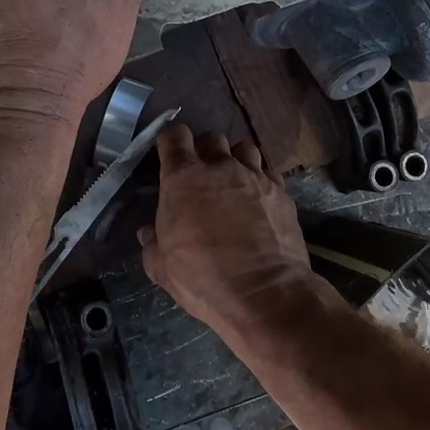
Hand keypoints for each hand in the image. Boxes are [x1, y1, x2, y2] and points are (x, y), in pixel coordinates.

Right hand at [139, 126, 317, 333]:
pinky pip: (268, 171)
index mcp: (184, 178)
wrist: (264, 293)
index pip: (174, 136)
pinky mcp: (281, 192)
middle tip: (202, 175)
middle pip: (211, 139)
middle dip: (205, 151)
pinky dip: (261, 178)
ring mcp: (254, 176)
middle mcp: (220, 167)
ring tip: (234, 181)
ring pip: (244, 148)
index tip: (169, 155)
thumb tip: (149, 233)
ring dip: (236, 160)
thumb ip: (152, 244)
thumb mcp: (162, 267)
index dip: (171, 142)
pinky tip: (259, 197)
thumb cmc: (203, 277)